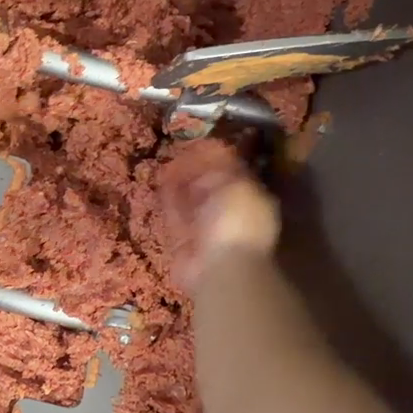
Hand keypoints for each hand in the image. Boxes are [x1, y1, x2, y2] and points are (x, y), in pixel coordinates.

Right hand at [157, 143, 279, 290]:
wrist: (219, 268)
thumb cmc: (235, 223)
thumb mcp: (238, 186)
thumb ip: (225, 166)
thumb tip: (214, 149)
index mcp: (251, 199)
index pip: (235, 173)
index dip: (219, 158)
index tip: (202, 144)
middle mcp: (230, 212)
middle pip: (211, 186)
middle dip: (197, 170)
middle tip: (181, 152)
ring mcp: (206, 227)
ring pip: (192, 198)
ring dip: (181, 182)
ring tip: (168, 164)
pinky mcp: (183, 239)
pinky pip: (175, 213)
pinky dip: (169, 198)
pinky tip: (161, 182)